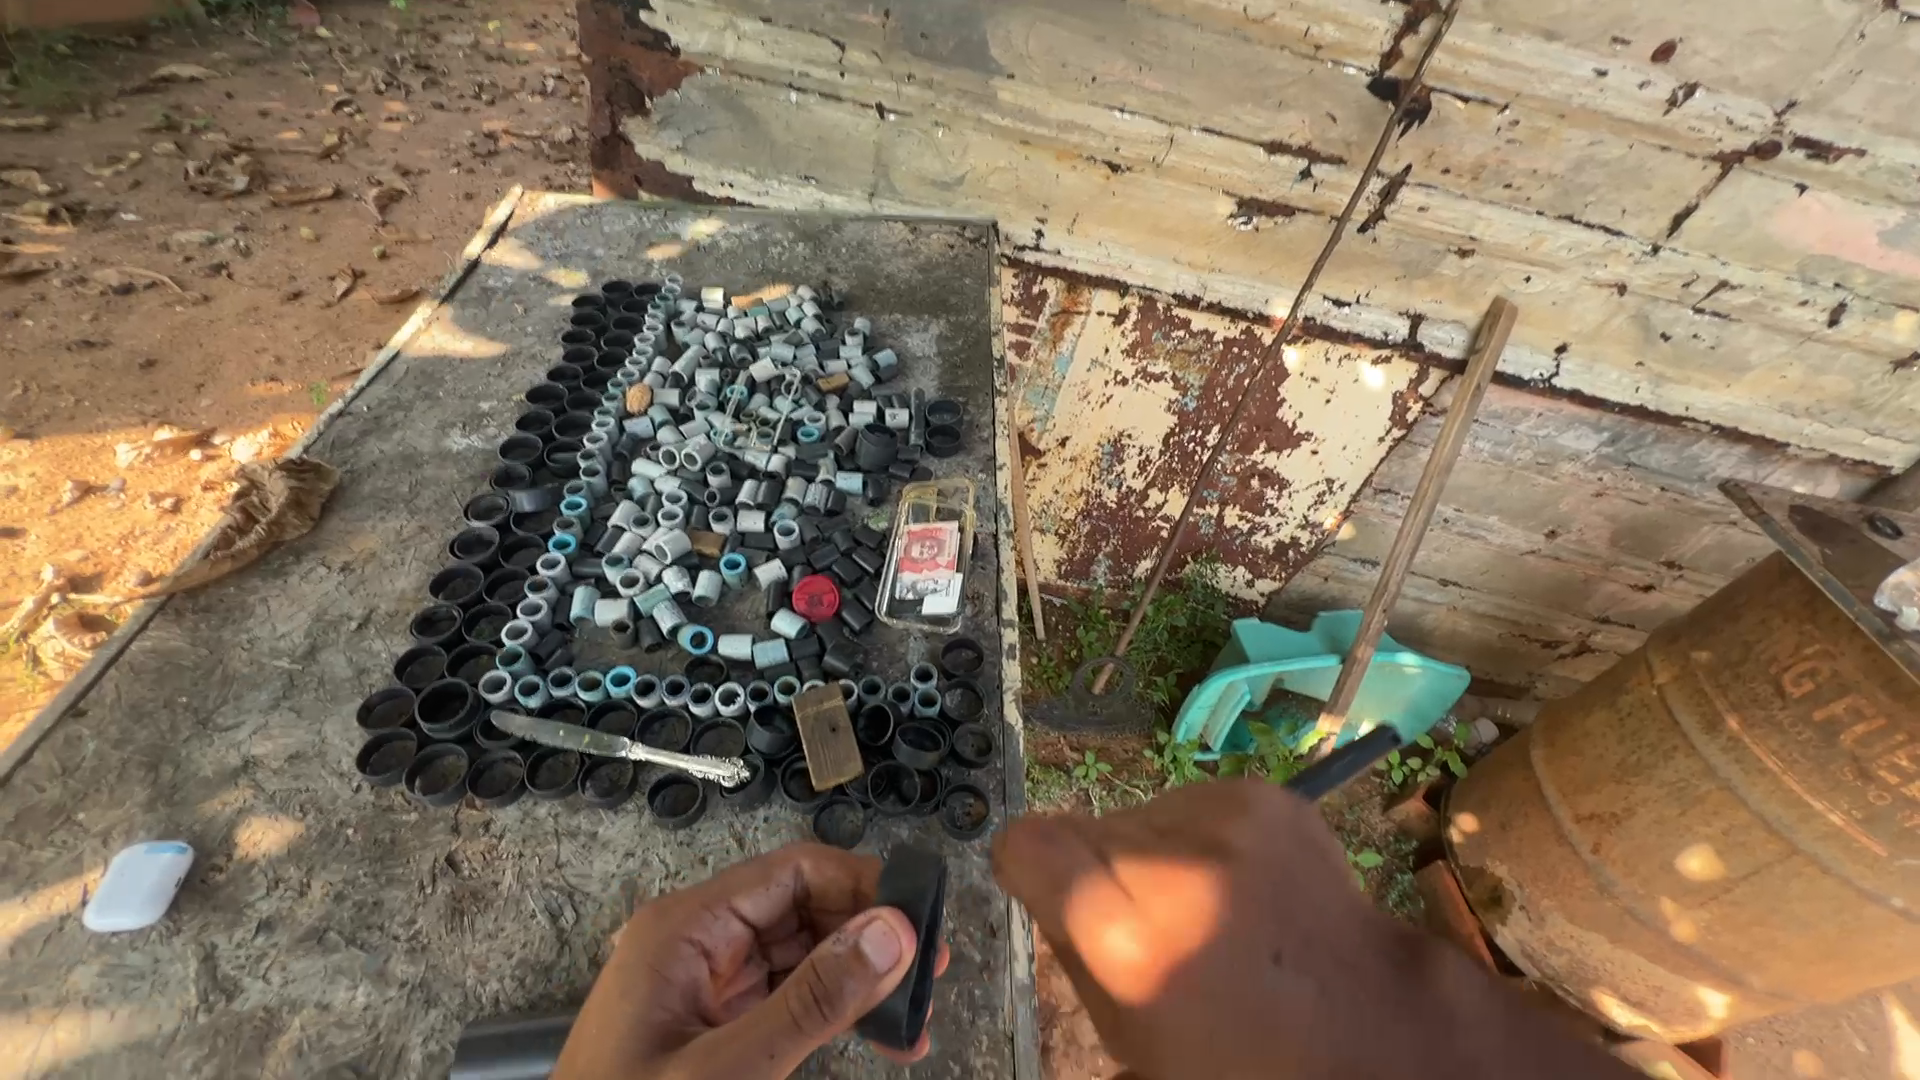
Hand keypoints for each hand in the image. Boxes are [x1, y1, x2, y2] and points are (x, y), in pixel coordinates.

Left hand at [554, 843, 949, 1079]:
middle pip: (802, 907)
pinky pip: (787, 997)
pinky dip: (832, 1011)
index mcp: (689, 925)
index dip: (860, 885)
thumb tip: (894, 929)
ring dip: (858, 976)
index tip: (918, 920)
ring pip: (802, 953)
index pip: (793, 871)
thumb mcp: (727, 1073)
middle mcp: (700, 940)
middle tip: (931, 971)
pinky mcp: (717, 1025)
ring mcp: (708, 984)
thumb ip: (812, 1001)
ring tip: (917, 1011)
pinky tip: (878, 1033)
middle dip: (868, 935)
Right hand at [994, 780, 1633, 1079]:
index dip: (1031, 869)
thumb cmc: (1239, 1059)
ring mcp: (1223, 817)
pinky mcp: (1260, 793)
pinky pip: (1188, 803)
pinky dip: (1197, 836)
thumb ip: (1070, 944)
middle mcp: (1171, 857)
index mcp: (1128, 934)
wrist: (1370, 1026)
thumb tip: (1044, 878)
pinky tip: (1237, 880)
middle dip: (1098, 867)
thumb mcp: (1128, 1037)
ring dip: (1149, 850)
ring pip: (1136, 813)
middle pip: (1084, 828)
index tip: (1051, 892)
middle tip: (1147, 921)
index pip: (1027, 844)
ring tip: (1200, 902)